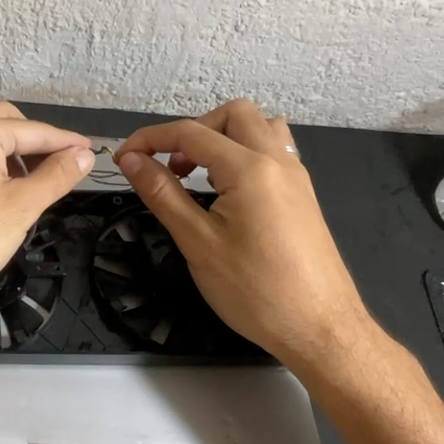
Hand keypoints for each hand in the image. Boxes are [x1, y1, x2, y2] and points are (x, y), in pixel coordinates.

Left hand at [0, 101, 94, 309]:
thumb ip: (57, 175)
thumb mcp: (23, 207)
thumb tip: (83, 155)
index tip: (88, 151)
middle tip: (55, 167)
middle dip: (31, 141)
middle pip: (2, 123)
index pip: (34, 131)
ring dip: (0, 151)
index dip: (65, 143)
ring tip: (20, 181)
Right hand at [114, 100, 379, 372]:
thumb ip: (162, 193)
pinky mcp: (303, 194)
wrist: (321, 329)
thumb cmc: (255, 290)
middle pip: (232, 114)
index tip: (122, 158)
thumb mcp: (197, 243)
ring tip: (200, 173)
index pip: (190, 132)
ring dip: (223, 136)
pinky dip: (244, 153)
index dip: (149, 139)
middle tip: (171, 167)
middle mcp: (278, 160)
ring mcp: (296, 176)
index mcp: (250, 169)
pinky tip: (228, 189)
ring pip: (259, 127)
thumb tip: (131, 160)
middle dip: (193, 130)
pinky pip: (274, 150)